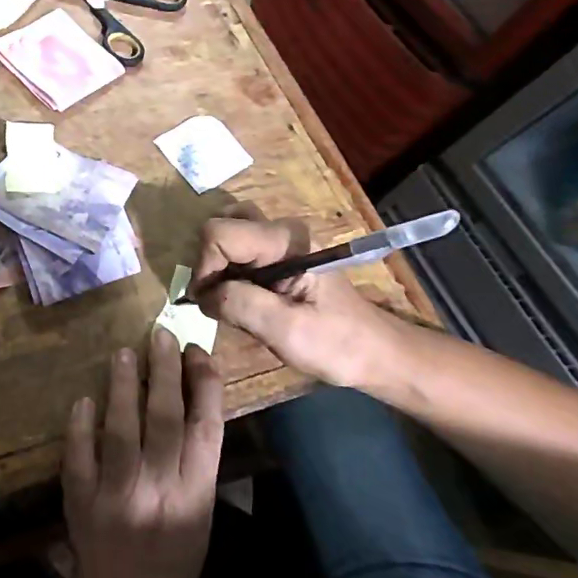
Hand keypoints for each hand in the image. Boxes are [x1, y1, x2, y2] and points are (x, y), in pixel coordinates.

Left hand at [61, 329, 223, 577]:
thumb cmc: (172, 565)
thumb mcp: (202, 520)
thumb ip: (199, 466)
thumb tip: (194, 403)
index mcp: (195, 497)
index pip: (206, 429)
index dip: (205, 385)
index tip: (198, 352)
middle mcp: (159, 493)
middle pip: (165, 420)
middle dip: (165, 372)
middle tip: (161, 335)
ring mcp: (116, 497)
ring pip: (121, 431)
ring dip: (124, 388)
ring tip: (124, 353)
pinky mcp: (81, 504)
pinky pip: (79, 457)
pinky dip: (80, 427)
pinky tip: (84, 400)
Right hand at [190, 215, 388, 388]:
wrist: (376, 352)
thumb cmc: (337, 344)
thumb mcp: (287, 331)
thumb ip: (241, 305)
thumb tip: (201, 294)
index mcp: (287, 241)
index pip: (220, 232)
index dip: (205, 265)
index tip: (208, 302)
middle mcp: (282, 231)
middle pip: (223, 225)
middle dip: (209, 262)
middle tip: (216, 301)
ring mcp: (282, 242)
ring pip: (230, 235)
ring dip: (218, 267)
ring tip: (226, 301)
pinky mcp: (281, 257)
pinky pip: (241, 251)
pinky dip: (229, 272)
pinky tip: (240, 301)